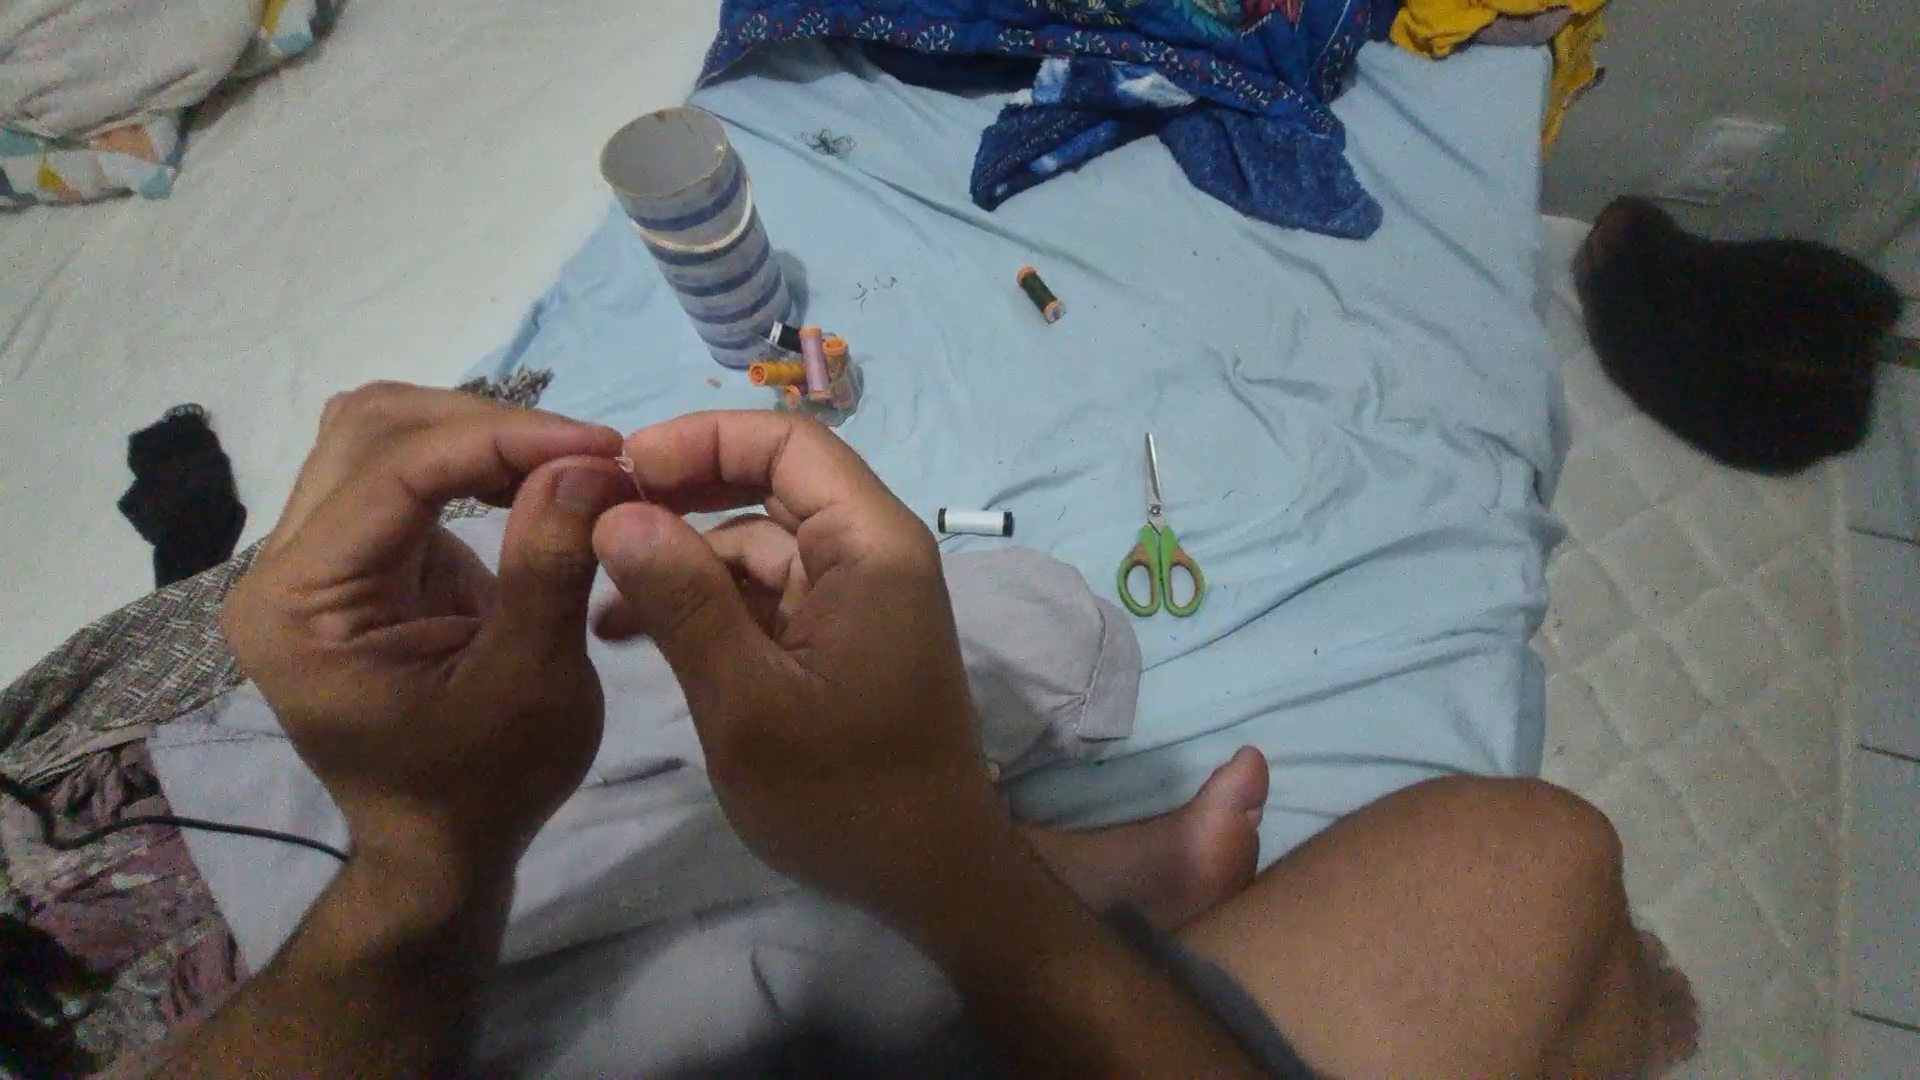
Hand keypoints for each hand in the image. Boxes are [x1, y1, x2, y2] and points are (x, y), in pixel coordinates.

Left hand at [221, 383, 629, 878]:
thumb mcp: (535, 679)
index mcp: (306, 604)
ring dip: (487, 436)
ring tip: (573, 466)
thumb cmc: (491, 779)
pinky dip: (486, 465)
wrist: (451, 841)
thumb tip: (590, 464)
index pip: (394, 471)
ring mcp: (328, 561)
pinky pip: (416, 477)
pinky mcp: (373, 564)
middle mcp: (293, 568)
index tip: (604, 448)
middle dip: (492, 426)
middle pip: (373, 430)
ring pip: (389, 440)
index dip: (503, 442)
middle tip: (592, 454)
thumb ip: (551, 565)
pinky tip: (543, 485)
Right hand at [592, 412, 1006, 916]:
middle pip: (772, 484)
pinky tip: (637, 632)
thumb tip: (618, 512)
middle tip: (596, 522)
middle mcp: (872, 552)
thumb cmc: (846, 794)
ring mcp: (855, 592)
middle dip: (684, 495)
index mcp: (872, 545)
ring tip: (599, 602)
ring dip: (683, 560)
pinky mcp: (838, 630)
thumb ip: (685, 601)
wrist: (926, 869)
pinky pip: (767, 591)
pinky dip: (709, 602)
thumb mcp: (748, 701)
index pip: (790, 444)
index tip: (622, 470)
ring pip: (760, 542)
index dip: (703, 439)